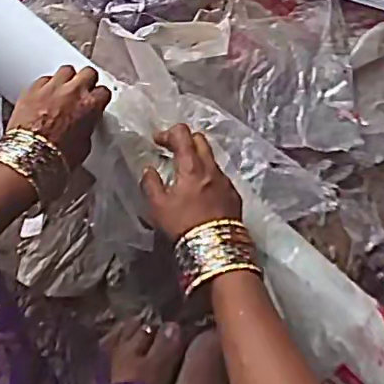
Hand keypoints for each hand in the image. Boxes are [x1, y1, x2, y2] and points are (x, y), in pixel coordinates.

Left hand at [6, 66, 111, 170]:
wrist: (28, 157)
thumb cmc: (55, 157)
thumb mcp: (84, 146)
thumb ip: (87, 127)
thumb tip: (84, 126)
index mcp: (91, 105)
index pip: (103, 91)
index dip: (99, 97)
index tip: (96, 101)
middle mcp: (74, 91)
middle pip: (87, 72)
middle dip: (86, 81)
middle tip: (82, 90)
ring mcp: (52, 87)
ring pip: (66, 70)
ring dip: (67, 79)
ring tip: (63, 89)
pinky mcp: (33, 88)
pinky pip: (43, 79)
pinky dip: (46, 86)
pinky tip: (44, 96)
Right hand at [142, 124, 243, 239]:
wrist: (217, 250)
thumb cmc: (183, 226)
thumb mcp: (158, 207)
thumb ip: (150, 184)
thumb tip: (149, 170)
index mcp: (191, 166)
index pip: (182, 133)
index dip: (168, 133)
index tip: (157, 141)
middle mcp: (211, 168)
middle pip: (200, 139)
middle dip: (185, 140)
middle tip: (172, 151)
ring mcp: (226, 180)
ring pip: (211, 158)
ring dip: (198, 159)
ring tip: (186, 175)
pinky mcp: (234, 194)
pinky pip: (220, 176)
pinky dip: (208, 176)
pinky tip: (201, 192)